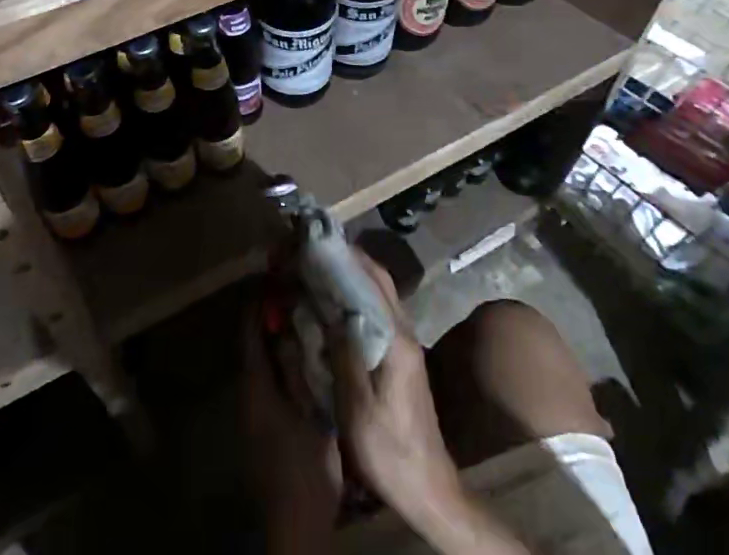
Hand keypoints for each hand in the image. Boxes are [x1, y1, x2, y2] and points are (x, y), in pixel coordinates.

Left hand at [241, 307, 341, 549]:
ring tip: (299, 322)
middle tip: (291, 298)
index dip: (258, 306)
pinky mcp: (259, 423)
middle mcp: (246, 391)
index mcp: (255, 385)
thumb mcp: (310, 417)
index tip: (272, 282)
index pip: (249, 333)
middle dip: (267, 321)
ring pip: (259, 362)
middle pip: (252, 345)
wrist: (292, 521)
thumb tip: (287, 331)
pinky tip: (299, 362)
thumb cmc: (305, 468)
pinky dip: (277, 363)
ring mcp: (251, 409)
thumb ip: (296, 372)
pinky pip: (265, 379)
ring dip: (273, 342)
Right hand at [326, 252, 461, 517]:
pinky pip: (370, 309)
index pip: (368, 277)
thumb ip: (343, 352)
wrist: (427, 490)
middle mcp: (402, 332)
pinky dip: (347, 292)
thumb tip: (327, 305)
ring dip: (342, 270)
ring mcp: (401, 344)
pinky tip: (323, 299)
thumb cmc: (388, 449)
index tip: (305, 238)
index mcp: (393, 339)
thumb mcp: (357, 405)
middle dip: (339, 253)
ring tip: (306, 264)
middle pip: (373, 276)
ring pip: (373, 290)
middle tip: (301, 247)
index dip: (337, 252)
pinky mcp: (396, 356)